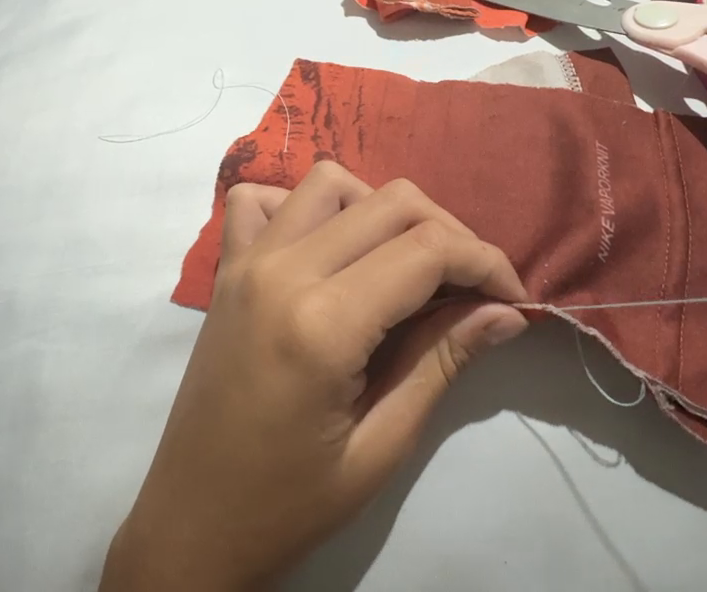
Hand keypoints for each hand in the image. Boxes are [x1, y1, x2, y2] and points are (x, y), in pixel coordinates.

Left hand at [101, 163, 529, 590]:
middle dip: (449, 233)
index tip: (513, 297)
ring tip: (404, 265)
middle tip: (472, 288)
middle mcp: (282, 270)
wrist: (193, 522)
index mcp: (322, 322)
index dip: (485, 262)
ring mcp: (246, 261)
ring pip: (332, 183)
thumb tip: (507, 311)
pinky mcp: (226, 269)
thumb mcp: (381, 446)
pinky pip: (263, 200)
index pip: (427, 250)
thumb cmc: (290, 502)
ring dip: (382, 210)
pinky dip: (304, 207)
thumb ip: (442, 361)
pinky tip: (327, 249)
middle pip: (391, 202)